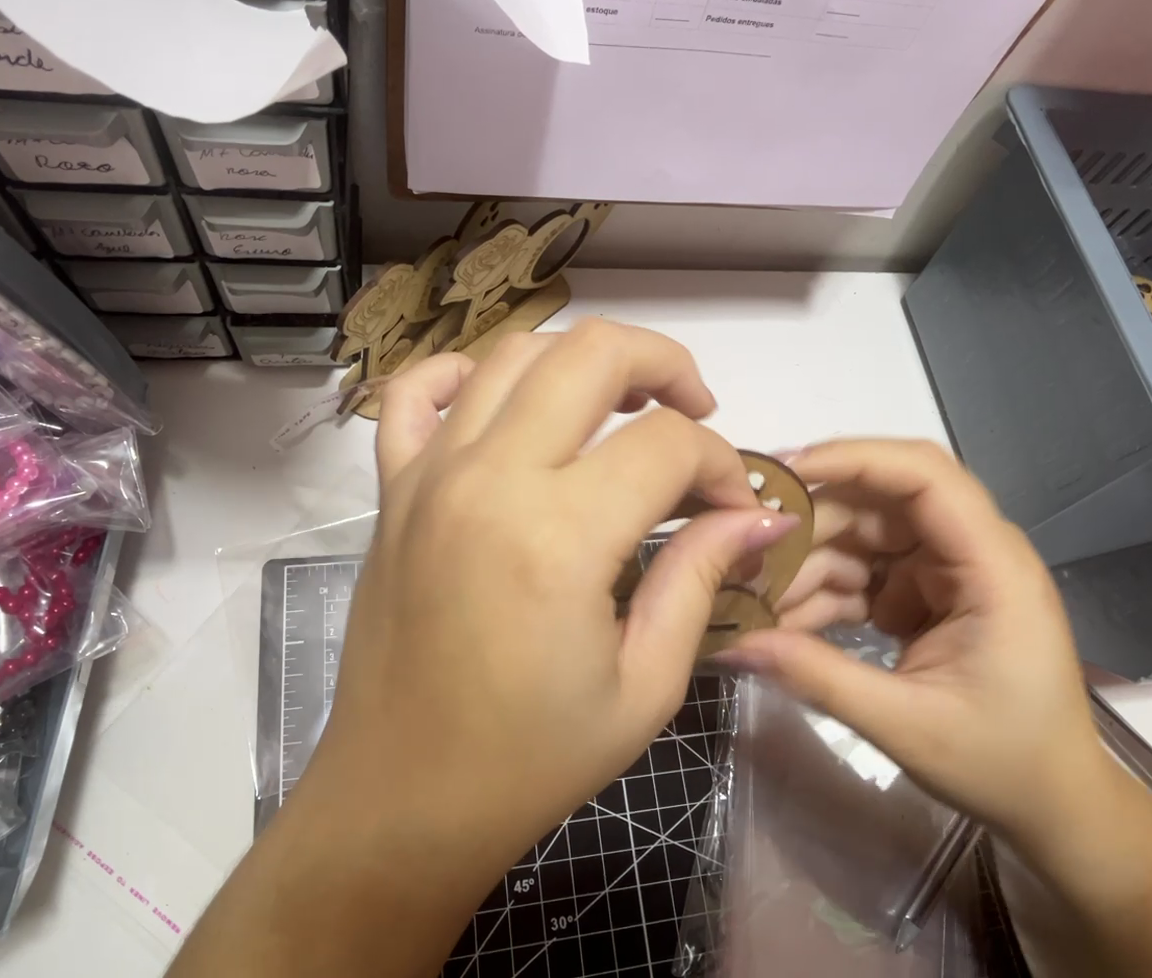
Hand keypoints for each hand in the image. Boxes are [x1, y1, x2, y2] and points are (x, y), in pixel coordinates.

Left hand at [302, 320, 799, 865]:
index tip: (734, 509)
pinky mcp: (391, 490)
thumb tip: (759, 517)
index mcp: (558, 536)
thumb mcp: (644, 686)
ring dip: (579, 362)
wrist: (404, 796)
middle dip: (664, 365)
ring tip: (617, 406)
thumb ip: (700, 579)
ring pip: (512, 355)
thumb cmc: (530, 760)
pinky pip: (413, 392)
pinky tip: (503, 405)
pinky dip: (462, 374)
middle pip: (590, 354)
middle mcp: (488, 479)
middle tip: (695, 412)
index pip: (667, 445)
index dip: (721, 464)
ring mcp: (429, 475)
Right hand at [722, 439, 1104, 845]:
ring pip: (861, 536)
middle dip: (812, 525)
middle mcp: (970, 552)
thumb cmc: (1003, 763)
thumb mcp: (905, 724)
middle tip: (747, 557)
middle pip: (880, 502)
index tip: (782, 476)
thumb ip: (817, 676)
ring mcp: (945, 572)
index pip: (925, 476)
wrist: (1051, 805)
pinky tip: (782, 621)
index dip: (853, 460)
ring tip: (756, 601)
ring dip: (808, 564)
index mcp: (991, 567)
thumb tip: (730, 643)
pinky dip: (821, 592)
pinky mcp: (924, 594)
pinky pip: (861, 572)